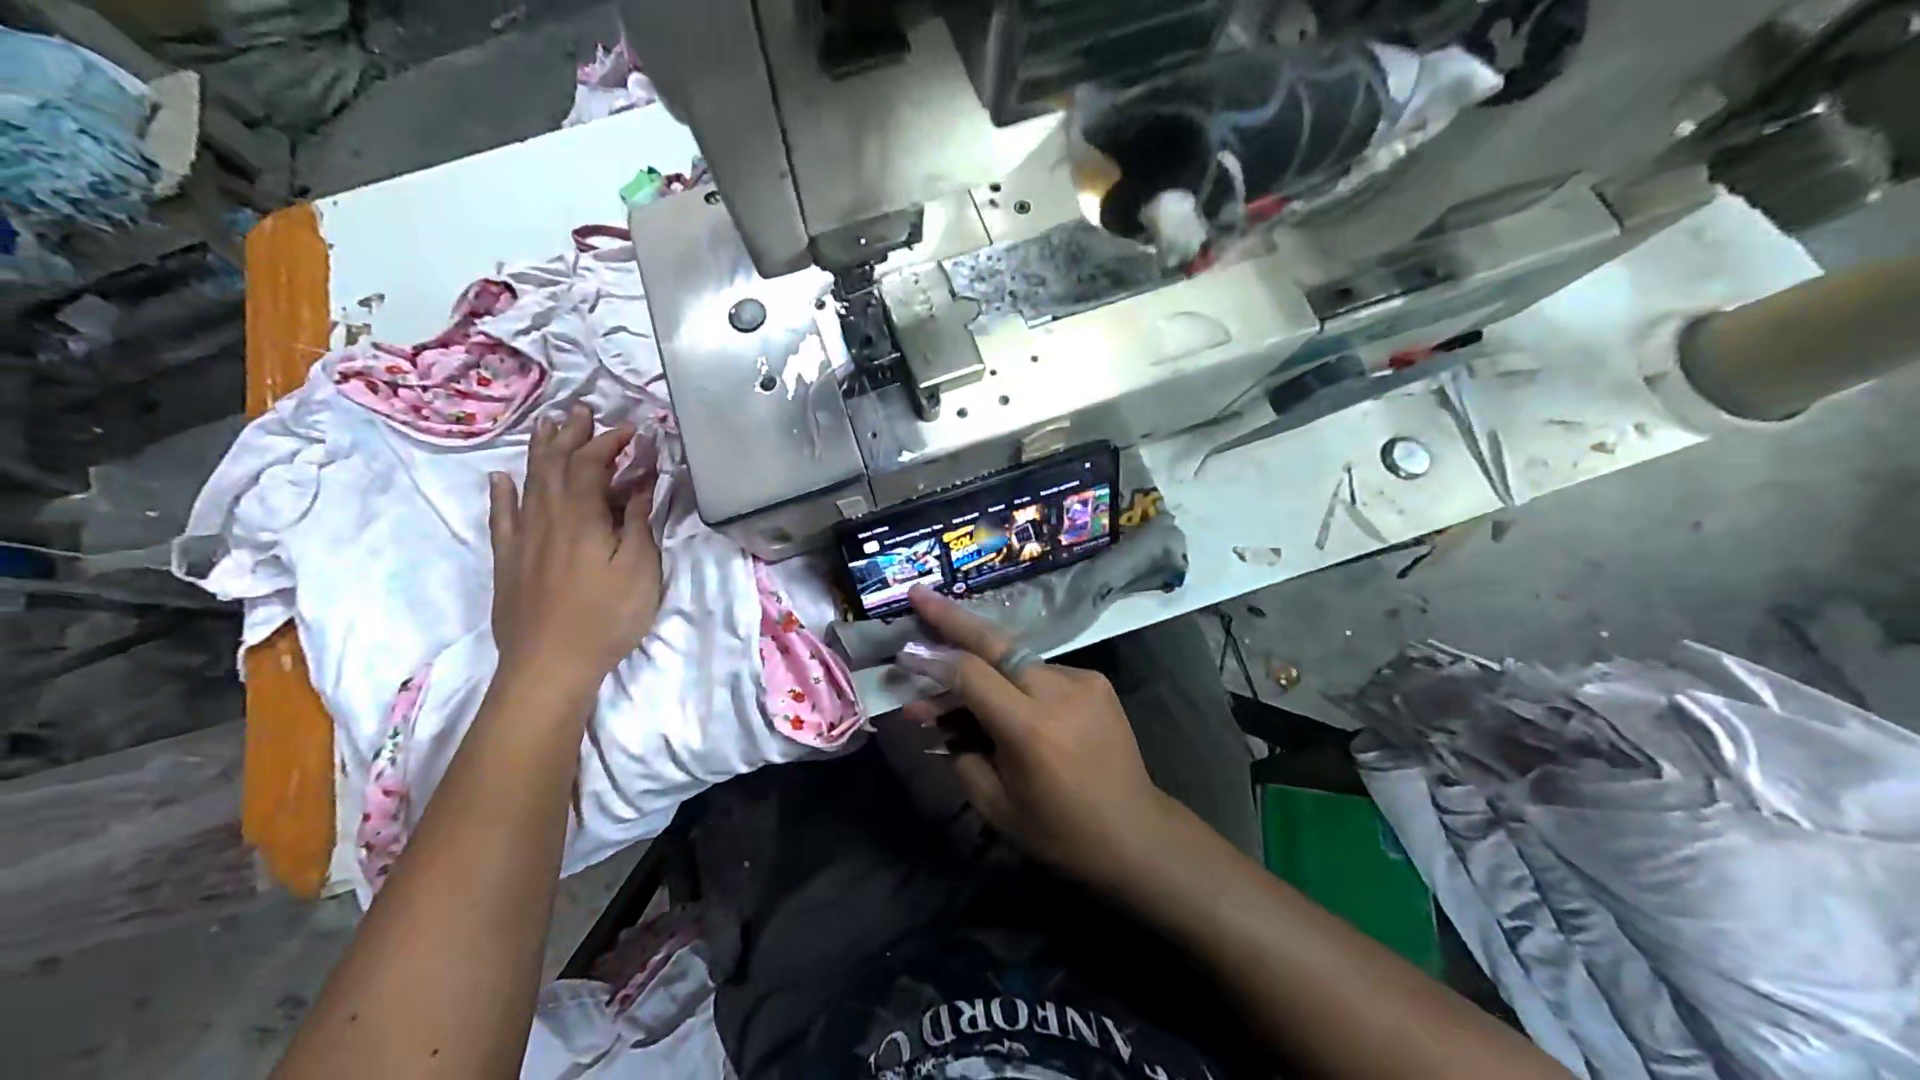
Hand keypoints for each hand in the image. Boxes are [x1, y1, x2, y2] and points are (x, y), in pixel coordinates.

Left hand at [487, 405, 662, 691]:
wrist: (549, 664)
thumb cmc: (606, 616)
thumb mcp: (639, 568)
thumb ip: (639, 521)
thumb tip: (642, 482)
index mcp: (581, 516)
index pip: (591, 464)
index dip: (609, 442)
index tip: (631, 430)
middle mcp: (546, 517)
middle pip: (554, 464)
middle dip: (570, 434)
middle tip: (580, 410)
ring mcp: (522, 538)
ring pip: (528, 482)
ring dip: (539, 451)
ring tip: (546, 426)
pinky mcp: (508, 560)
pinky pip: (501, 516)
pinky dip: (502, 493)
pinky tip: (500, 479)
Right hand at [896, 585, 1181, 888]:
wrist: (1136, 832)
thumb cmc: (1059, 830)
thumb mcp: (996, 804)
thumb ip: (957, 751)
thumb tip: (924, 711)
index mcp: (1030, 729)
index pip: (970, 674)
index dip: (932, 661)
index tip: (903, 652)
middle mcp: (1058, 692)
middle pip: (995, 642)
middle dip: (952, 616)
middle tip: (920, 595)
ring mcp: (1083, 681)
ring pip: (1017, 657)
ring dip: (984, 659)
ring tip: (955, 667)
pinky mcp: (1097, 680)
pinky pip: (1042, 670)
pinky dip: (1016, 678)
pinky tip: (1008, 698)